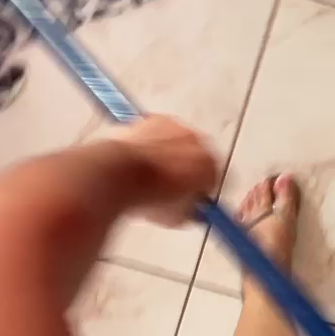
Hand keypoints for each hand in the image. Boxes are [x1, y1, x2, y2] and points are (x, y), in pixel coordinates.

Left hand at [98, 115, 217, 225]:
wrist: (120, 175)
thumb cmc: (150, 194)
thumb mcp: (177, 216)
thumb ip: (189, 209)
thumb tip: (188, 209)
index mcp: (211, 166)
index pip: (214, 179)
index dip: (201, 190)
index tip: (191, 198)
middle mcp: (200, 142)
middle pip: (198, 157)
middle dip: (187, 169)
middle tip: (169, 186)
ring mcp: (178, 127)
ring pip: (178, 143)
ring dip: (169, 154)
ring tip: (149, 173)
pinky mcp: (155, 119)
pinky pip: (159, 133)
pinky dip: (152, 142)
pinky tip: (139, 159)